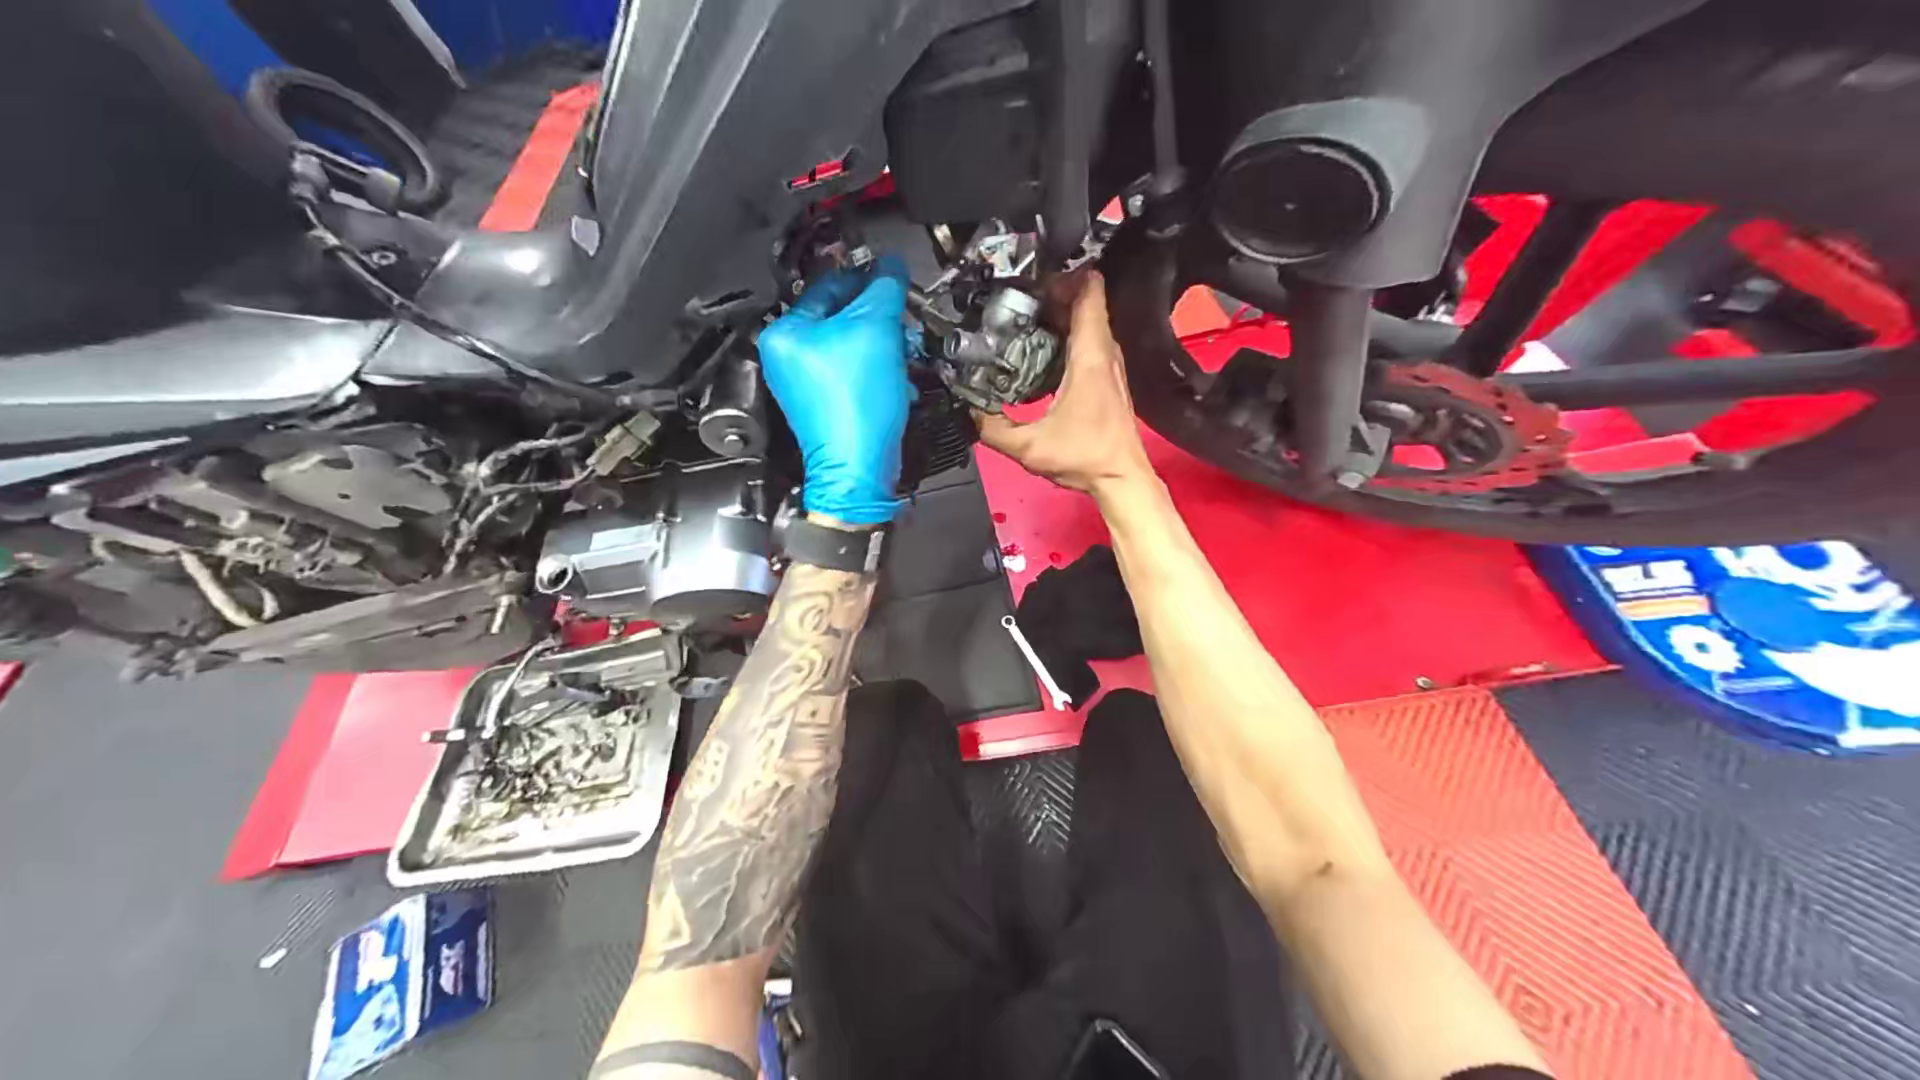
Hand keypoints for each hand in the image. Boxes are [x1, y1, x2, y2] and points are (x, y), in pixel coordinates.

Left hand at [758, 257, 912, 524]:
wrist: (860, 467)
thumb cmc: (856, 407)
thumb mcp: (875, 330)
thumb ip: (884, 289)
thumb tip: (891, 264)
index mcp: (784, 333)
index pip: (828, 285)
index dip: (866, 279)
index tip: (893, 278)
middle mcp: (787, 357)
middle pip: (841, 317)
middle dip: (879, 320)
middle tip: (902, 322)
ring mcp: (806, 383)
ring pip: (852, 346)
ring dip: (883, 346)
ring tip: (902, 354)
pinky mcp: (827, 404)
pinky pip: (854, 372)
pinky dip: (878, 371)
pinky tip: (896, 379)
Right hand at [976, 271, 1155, 497]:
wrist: (1122, 479)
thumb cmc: (1086, 458)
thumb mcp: (1029, 447)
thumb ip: (993, 428)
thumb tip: (969, 412)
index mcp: (1091, 357)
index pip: (1088, 292)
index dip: (1061, 277)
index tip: (1031, 281)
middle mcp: (1106, 354)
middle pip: (1085, 302)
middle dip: (1052, 294)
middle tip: (1018, 300)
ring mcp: (1111, 365)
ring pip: (1088, 321)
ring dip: (1060, 315)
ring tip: (1025, 319)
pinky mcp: (1109, 379)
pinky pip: (1090, 341)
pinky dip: (1068, 335)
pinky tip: (1043, 351)